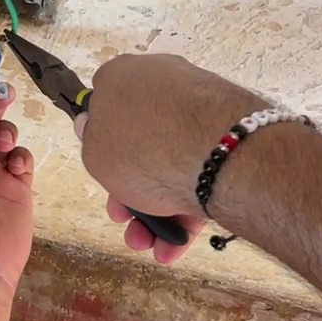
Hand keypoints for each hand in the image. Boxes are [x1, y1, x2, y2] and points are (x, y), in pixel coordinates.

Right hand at [81, 54, 268, 264]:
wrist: (219, 155)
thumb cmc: (144, 148)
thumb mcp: (95, 153)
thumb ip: (92, 143)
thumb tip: (92, 126)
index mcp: (121, 76)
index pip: (104, 105)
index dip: (102, 146)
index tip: (105, 172)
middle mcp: (162, 81)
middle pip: (138, 143)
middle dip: (130, 191)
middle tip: (128, 220)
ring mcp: (198, 105)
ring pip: (171, 161)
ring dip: (158, 211)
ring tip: (155, 245)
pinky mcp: (229, 131)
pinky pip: (201, 169)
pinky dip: (188, 206)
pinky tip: (178, 242)